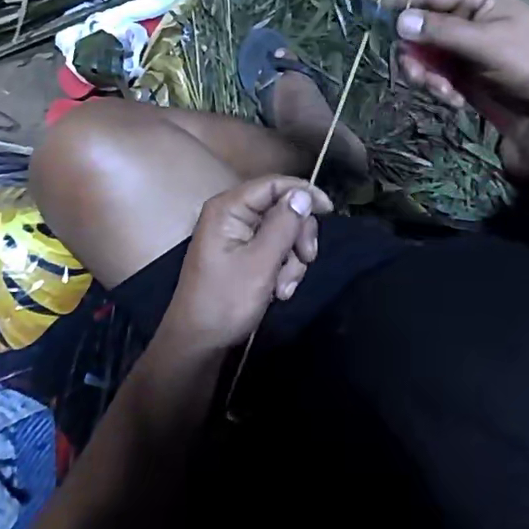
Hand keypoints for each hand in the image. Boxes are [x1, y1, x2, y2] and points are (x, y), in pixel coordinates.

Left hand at [157, 176, 330, 353]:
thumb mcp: (261, 264)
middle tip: (306, 260)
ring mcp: (237, 235)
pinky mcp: (242, 253)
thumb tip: (304, 194)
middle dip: (297, 236)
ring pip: (282, 231)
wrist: (198, 344)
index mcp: (228, 208)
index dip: (304, 193)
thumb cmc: (225, 302)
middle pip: (282, 207)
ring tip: (284, 288)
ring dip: (292, 259)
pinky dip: (282, 268)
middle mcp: (232, 214)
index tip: (330, 211)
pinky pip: (274, 249)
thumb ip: (284, 225)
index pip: (274, 184)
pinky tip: (278, 291)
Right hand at [383, 0, 528, 118]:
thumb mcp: (487, 44)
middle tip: (419, 76)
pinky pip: (441, 74)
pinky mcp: (470, 72)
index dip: (402, 1)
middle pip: (422, 28)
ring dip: (427, 75)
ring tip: (444, 94)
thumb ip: (442, 32)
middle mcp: (469, 18)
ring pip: (428, 55)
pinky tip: (454, 102)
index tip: (375, 14)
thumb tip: (399, 21)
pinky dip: (440, 88)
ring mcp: (468, 46)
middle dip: (416, 53)